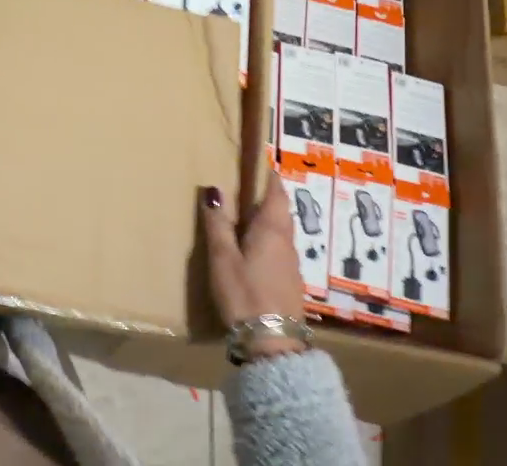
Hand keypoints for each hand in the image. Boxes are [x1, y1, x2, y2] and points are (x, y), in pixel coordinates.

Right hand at [201, 182, 309, 358]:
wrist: (274, 344)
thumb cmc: (245, 294)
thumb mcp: (223, 258)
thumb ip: (218, 225)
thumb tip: (214, 190)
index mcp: (271, 230)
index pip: (276, 192)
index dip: (268, 176)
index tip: (258, 163)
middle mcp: (286, 242)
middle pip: (281, 211)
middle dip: (267, 196)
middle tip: (245, 187)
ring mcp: (291, 264)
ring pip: (281, 231)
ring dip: (268, 219)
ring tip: (245, 216)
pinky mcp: (290, 283)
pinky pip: (280, 250)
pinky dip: (268, 240)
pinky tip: (253, 250)